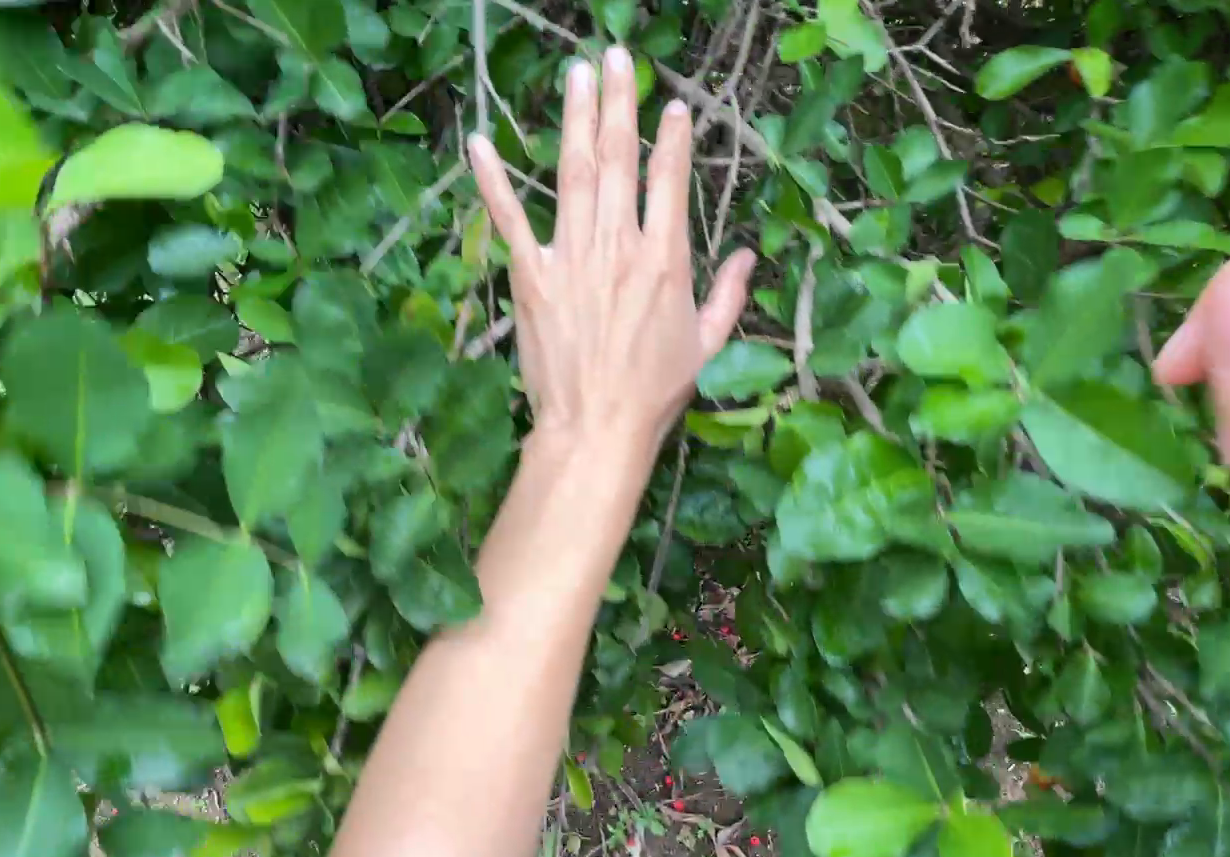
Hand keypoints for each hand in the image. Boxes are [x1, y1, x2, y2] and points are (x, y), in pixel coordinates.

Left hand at [467, 47, 755, 454]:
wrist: (598, 426)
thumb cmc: (655, 392)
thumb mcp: (706, 346)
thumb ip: (728, 296)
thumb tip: (746, 256)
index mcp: (665, 260)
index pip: (669, 181)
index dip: (672, 140)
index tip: (674, 108)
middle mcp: (617, 245)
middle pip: (617, 160)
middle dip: (618, 104)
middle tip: (616, 57)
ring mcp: (571, 257)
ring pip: (571, 174)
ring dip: (573, 119)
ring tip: (577, 74)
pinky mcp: (532, 278)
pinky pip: (511, 221)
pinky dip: (495, 181)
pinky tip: (483, 143)